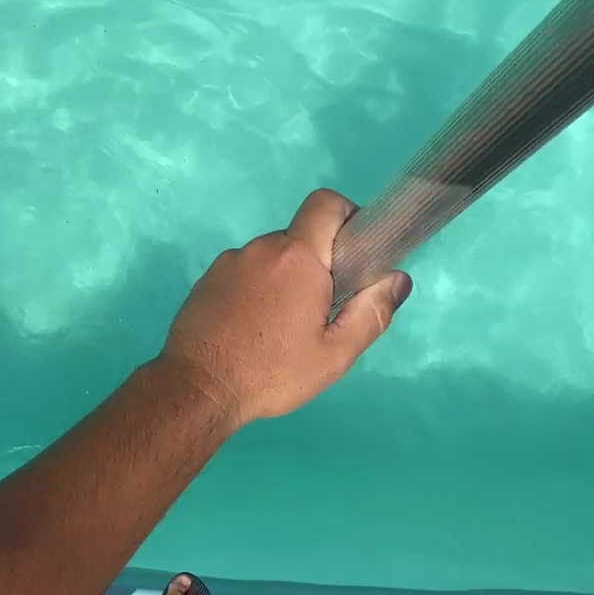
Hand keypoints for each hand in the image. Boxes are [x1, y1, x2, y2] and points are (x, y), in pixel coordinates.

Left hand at [157, 189, 411, 423]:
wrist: (197, 390)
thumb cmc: (270, 374)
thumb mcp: (333, 355)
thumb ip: (371, 314)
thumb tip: (397, 280)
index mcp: (297, 257)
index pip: (326, 204)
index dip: (345, 218)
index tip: (351, 256)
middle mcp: (260, 249)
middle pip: (297, 239)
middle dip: (313, 266)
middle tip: (315, 313)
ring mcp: (227, 264)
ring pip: (267, 261)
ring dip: (279, 283)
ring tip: (276, 330)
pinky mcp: (203, 283)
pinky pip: (240, 277)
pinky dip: (251, 294)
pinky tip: (248, 332)